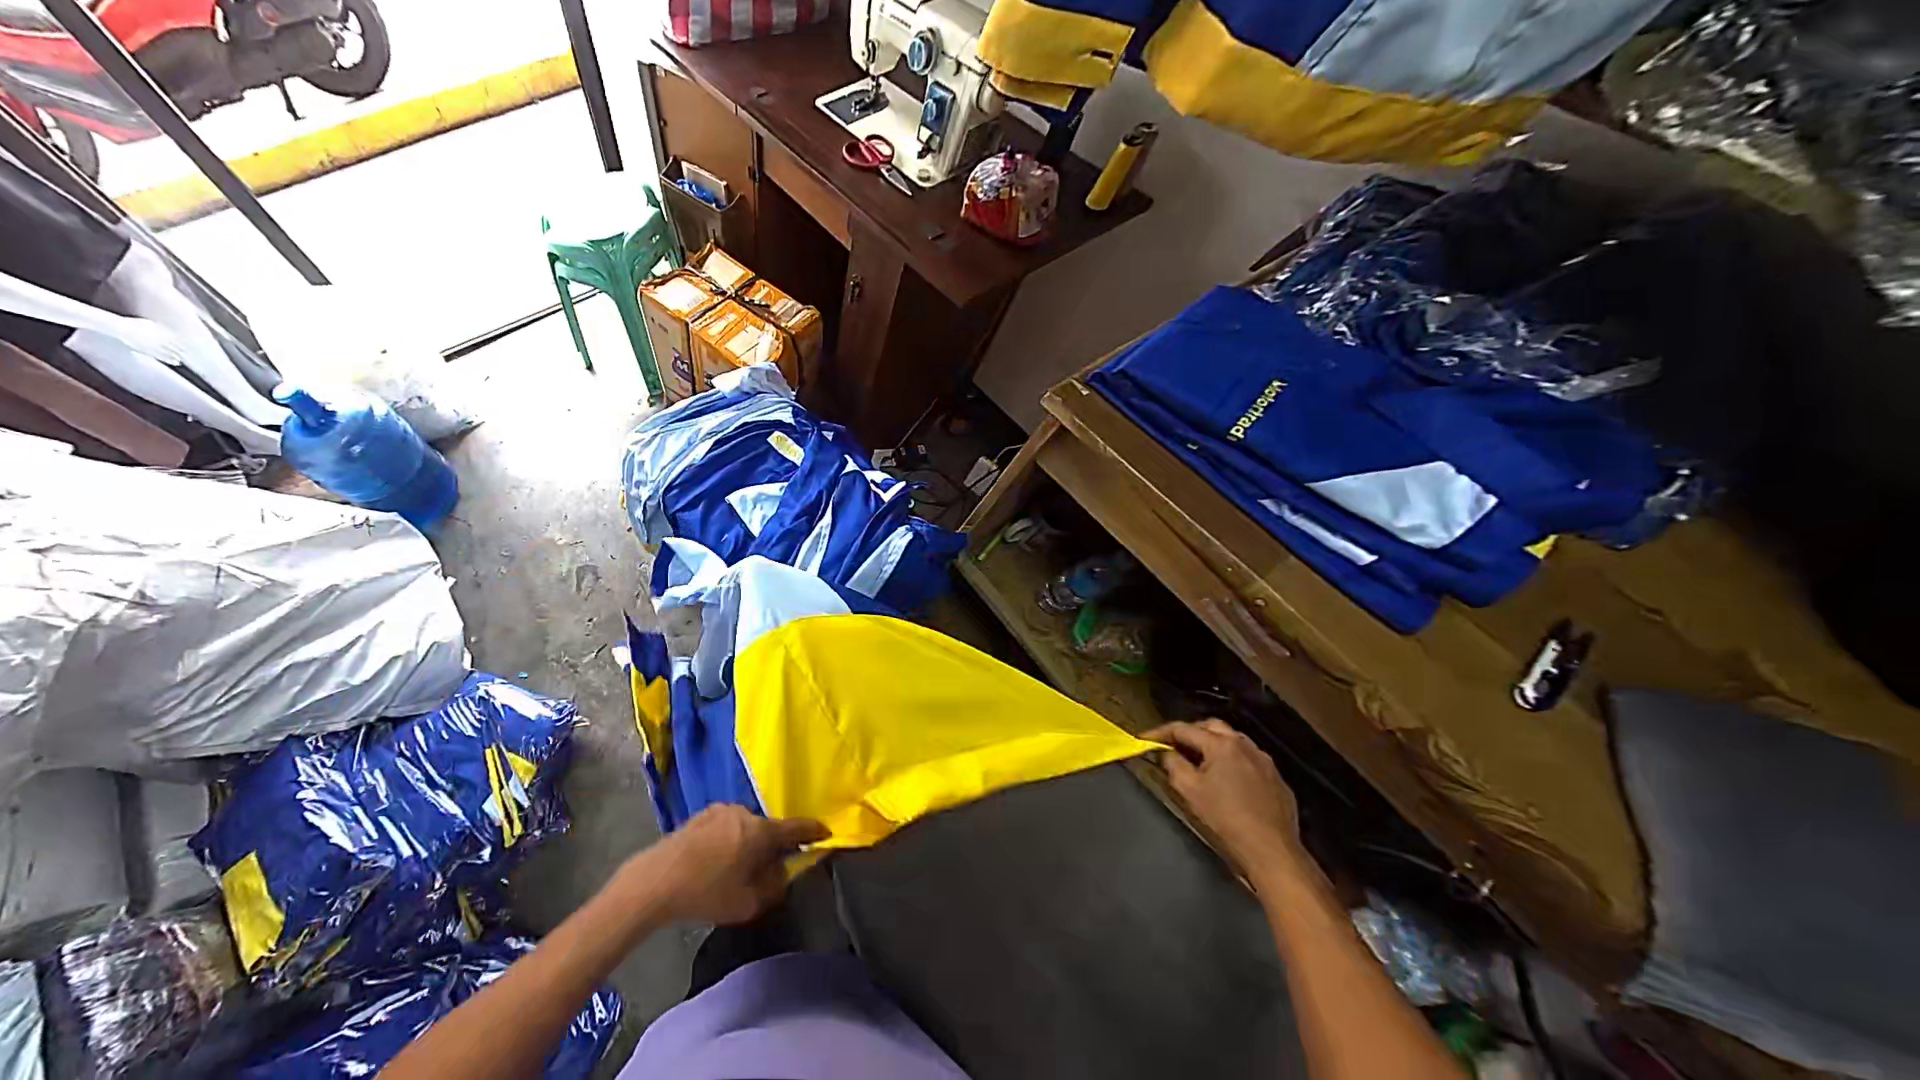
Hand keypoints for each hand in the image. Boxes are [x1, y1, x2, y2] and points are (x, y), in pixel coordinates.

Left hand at [634, 804, 827, 923]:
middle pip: (769, 829)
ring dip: (748, 843)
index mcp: (761, 830)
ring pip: (746, 828)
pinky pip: (726, 828)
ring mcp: (719, 812)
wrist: (653, 883)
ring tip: (736, 870)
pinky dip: (729, 841)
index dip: (814, 831)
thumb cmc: (706, 893)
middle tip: (768, 869)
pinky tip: (715, 863)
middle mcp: (744, 813)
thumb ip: (774, 886)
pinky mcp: (699, 817)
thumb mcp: (749, 902)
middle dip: (772, 846)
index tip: (825, 833)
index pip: (797, 827)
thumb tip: (781, 872)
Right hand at [1145, 720, 1305, 881]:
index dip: (1161, 732)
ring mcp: (1263, 759)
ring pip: (1233, 740)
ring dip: (1213, 744)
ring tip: (1200, 760)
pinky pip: (1248, 758)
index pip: (1184, 729)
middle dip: (1190, 732)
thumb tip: (1167, 753)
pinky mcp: (1275, 776)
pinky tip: (1228, 779)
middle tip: (1174, 745)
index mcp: (1221, 744)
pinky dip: (1232, 760)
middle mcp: (1244, 744)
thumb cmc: (1226, 818)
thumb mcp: (1190, 791)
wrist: (1271, 848)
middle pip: (1211, 727)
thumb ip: (1174, 765)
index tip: (1145, 738)